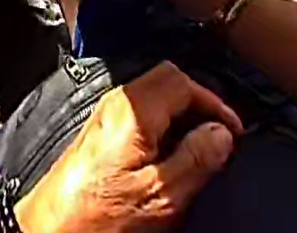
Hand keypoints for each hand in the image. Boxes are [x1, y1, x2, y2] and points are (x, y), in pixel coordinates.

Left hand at [15, 62, 241, 232]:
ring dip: (183, 111)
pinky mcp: (106, 125)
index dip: (214, 102)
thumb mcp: (162, 194)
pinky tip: (176, 150)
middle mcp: (117, 102)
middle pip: (166, 78)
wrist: (61, 220)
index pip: (179, 80)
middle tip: (224, 136)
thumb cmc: (104, 210)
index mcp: (133, 111)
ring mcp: (109, 111)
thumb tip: (222, 134)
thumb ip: (195, 159)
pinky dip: (166, 120)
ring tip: (205, 146)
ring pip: (154, 91)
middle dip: (200, 101)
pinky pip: (142, 108)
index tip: (236, 130)